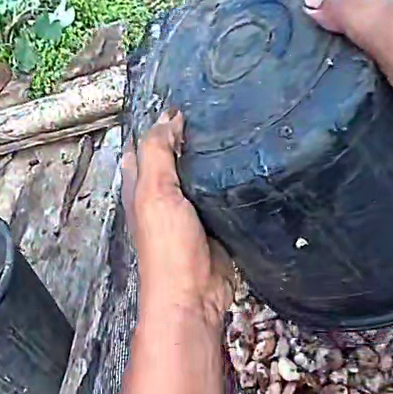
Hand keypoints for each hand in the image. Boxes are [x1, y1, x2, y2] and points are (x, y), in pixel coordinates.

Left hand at [121, 109, 233, 327]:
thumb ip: (158, 153)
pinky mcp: (217, 223)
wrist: (195, 295)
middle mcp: (164, 196)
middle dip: (192, 135)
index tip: (185, 98)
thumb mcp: (154, 193)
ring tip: (240, 126)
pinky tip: (251, 164)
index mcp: (141, 186)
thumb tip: (168, 117)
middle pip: (177, 157)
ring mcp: (192, 210)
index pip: (146, 145)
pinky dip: (234, 180)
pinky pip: (225, 195)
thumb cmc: (168, 248)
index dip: (160, 122)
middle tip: (219, 108)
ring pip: (203, 174)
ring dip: (215, 157)